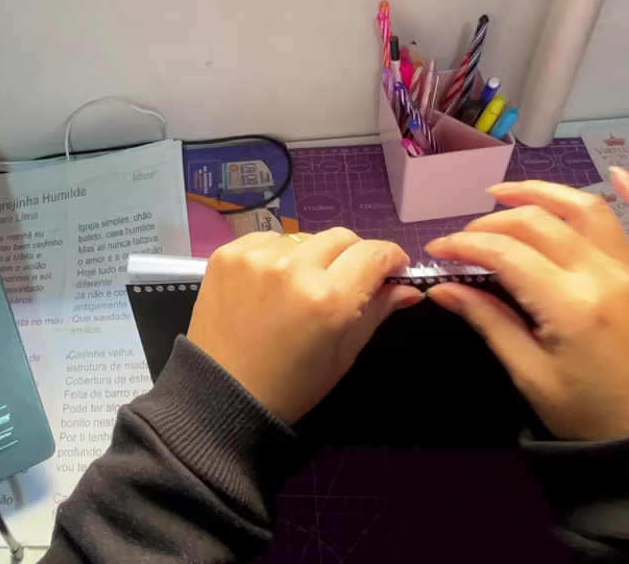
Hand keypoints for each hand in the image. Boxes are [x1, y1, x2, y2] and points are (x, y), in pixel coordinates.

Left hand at [188, 229, 422, 423]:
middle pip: (341, 237)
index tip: (392, 267)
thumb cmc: (290, 385)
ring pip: (304, 237)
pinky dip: (278, 254)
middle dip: (352, 255)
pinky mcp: (228, 252)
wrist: (220, 392)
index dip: (390, 257)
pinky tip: (270, 283)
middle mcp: (294, 267)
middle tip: (345, 280)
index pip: (373, 254)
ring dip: (312, 255)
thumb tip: (408, 288)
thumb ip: (375, 312)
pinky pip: (268, 238)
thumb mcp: (342, 356)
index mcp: (328, 299)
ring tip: (300, 287)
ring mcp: (257, 256)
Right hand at [425, 167, 628, 440]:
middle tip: (463, 240)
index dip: (463, 246)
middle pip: (537, 223)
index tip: (437, 252)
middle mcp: (604, 276)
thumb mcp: (530, 375)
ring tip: (504, 194)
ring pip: (586, 209)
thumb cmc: (588, 418)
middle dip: (490, 224)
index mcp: (571, 305)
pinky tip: (620, 176)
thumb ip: (488, 321)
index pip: (504, 253)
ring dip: (543, 192)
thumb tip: (442, 287)